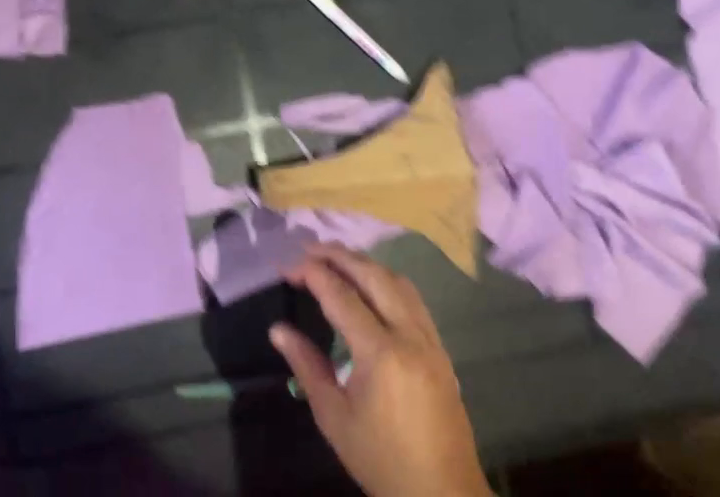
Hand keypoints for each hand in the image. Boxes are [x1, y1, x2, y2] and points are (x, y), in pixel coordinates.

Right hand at [271, 244, 489, 496]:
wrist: (441, 493)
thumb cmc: (380, 458)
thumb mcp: (333, 415)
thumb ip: (306, 365)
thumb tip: (277, 329)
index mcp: (381, 353)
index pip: (341, 295)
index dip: (311, 274)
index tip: (286, 266)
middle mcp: (411, 337)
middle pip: (375, 277)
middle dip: (340, 256)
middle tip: (308, 248)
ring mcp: (431, 343)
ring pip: (400, 284)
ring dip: (367, 265)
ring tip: (337, 259)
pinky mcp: (442, 353)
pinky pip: (415, 302)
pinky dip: (389, 283)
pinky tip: (371, 287)